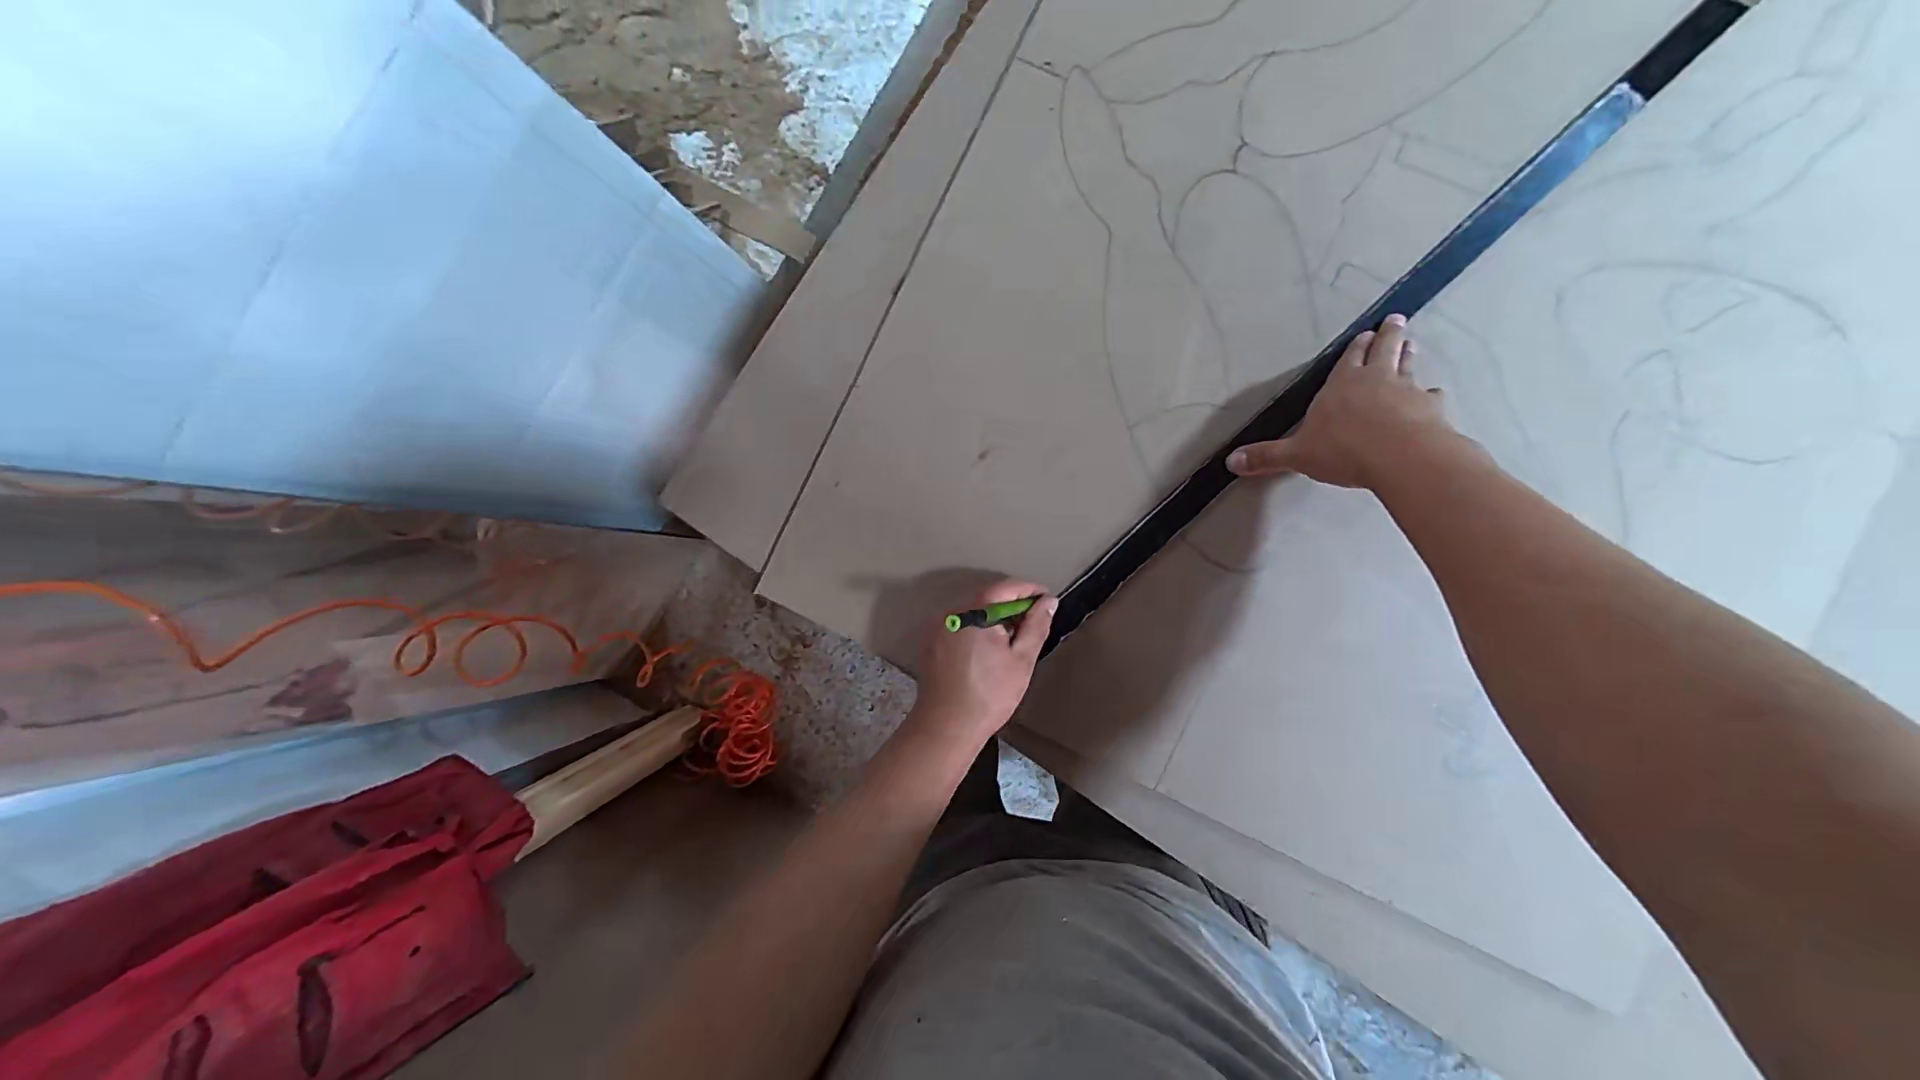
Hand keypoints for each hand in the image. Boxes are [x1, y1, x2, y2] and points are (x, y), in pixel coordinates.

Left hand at [909, 579, 1057, 749]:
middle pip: (986, 597)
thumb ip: (1036, 625)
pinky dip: (976, 629)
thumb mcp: (1021, 659)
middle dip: (1012, 605)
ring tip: (1013, 639)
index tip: (1046, 599)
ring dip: (994, 618)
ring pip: (972, 612)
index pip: (1005, 587)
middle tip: (1033, 622)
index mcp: (974, 612)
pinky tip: (988, 651)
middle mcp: (951, 613)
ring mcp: (938, 628)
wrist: (947, 726)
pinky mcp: (931, 643)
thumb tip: (1048, 601)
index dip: (1028, 589)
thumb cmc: (989, 695)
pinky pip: (959, 626)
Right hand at [1226, 314, 1469, 489]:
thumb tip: (1232, 461)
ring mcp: (1407, 391)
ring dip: (1409, 354)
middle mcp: (1376, 379)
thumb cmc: (1344, 450)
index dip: (1356, 347)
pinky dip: (1431, 395)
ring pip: (1408, 366)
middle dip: (1388, 335)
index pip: (1349, 357)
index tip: (1365, 333)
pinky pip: (1432, 396)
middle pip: (1384, 350)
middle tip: (1395, 321)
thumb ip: (1267, 457)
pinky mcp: (1431, 408)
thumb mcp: (1297, 455)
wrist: (1402, 458)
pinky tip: (1433, 396)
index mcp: (1342, 383)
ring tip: (1412, 343)